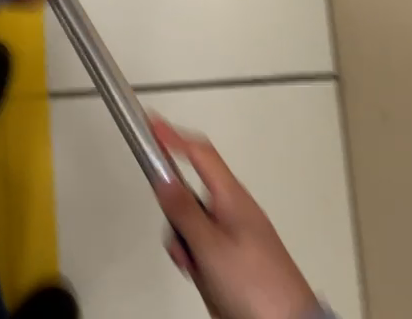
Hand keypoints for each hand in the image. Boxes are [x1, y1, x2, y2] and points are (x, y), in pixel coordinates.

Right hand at [153, 117, 320, 318]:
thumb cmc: (261, 288)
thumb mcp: (211, 246)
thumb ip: (183, 210)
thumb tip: (162, 177)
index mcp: (232, 198)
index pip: (199, 152)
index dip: (173, 136)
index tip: (151, 123)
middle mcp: (234, 210)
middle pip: (189, 191)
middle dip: (175, 212)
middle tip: (179, 235)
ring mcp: (233, 235)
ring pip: (192, 221)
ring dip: (185, 242)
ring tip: (197, 266)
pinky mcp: (232, 258)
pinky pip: (201, 245)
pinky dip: (195, 257)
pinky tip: (204, 276)